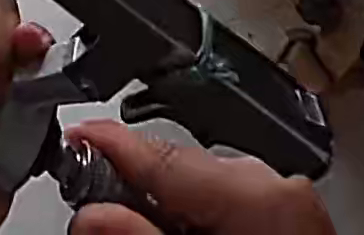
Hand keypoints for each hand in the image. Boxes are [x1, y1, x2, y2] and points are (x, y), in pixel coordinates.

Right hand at [66, 120, 335, 234]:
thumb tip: (92, 216)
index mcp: (261, 197)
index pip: (163, 154)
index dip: (110, 144)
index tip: (75, 138)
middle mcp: (277, 187)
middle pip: (177, 168)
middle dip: (131, 185)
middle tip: (92, 208)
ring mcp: (287, 202)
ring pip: (197, 186)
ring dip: (159, 204)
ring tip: (132, 225)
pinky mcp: (287, 217)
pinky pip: (223, 202)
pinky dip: (192, 218)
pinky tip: (175, 232)